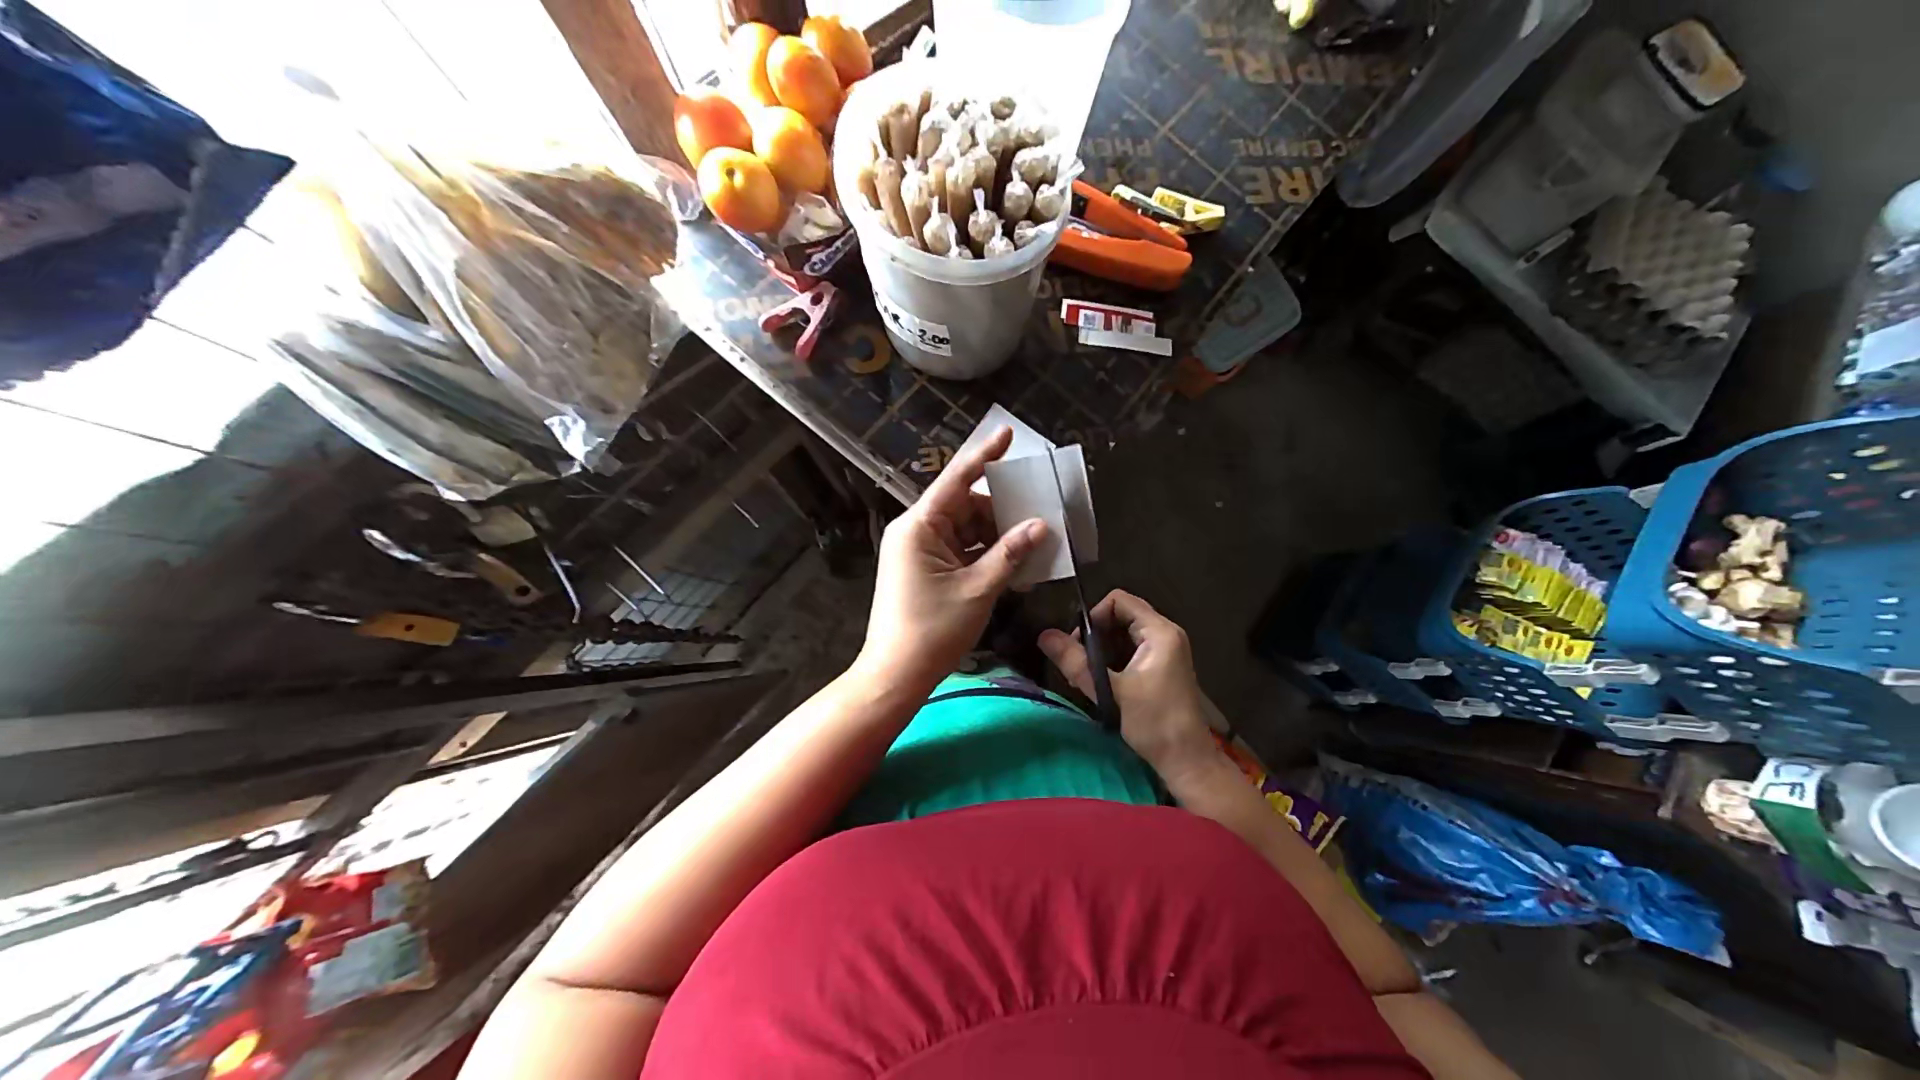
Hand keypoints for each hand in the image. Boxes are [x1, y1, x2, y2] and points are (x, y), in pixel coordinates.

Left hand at [857, 427, 1046, 691]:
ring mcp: (918, 551)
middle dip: (1001, 512)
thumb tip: (1040, 526)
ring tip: (1032, 546)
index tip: (1008, 433)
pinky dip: (984, 555)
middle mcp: (916, 531)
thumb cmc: (932, 631)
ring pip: (965, 530)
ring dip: (996, 538)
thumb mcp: (978, 590)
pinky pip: (960, 550)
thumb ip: (1010, 554)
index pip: (956, 480)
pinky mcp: (924, 570)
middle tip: (1039, 517)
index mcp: (919, 526)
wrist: (896, 675)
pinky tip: (1013, 564)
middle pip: (965, 507)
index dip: (984, 456)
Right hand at [1039, 589, 1220, 777]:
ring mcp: (1167, 650)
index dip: (1093, 616)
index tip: (1079, 643)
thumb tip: (1043, 635)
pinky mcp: (1163, 666)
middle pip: (1121, 614)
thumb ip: (1076, 661)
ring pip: (1124, 633)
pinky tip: (1101, 681)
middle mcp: (1166, 634)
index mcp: (1160, 632)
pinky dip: (1114, 658)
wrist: (1186, 760)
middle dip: (1095, 633)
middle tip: (1078, 661)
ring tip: (1086, 674)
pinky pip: (1132, 648)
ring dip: (1102, 648)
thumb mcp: (1110, 691)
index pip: (1118, 600)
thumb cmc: (1153, 722)